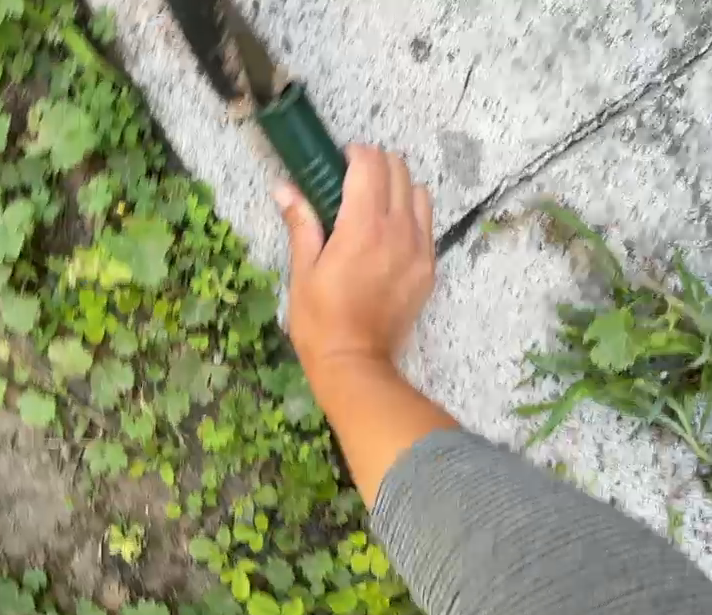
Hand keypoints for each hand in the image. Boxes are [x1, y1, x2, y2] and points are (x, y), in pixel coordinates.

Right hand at [275, 145, 436, 383]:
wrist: (354, 363)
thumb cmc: (320, 321)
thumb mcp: (303, 272)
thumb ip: (301, 224)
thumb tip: (284, 188)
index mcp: (362, 226)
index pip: (369, 163)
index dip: (354, 154)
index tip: (340, 163)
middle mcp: (398, 229)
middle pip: (398, 170)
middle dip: (376, 166)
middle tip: (354, 183)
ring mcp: (419, 249)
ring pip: (419, 193)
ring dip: (398, 188)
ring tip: (376, 208)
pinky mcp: (428, 268)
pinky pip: (427, 225)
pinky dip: (411, 217)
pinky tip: (390, 237)